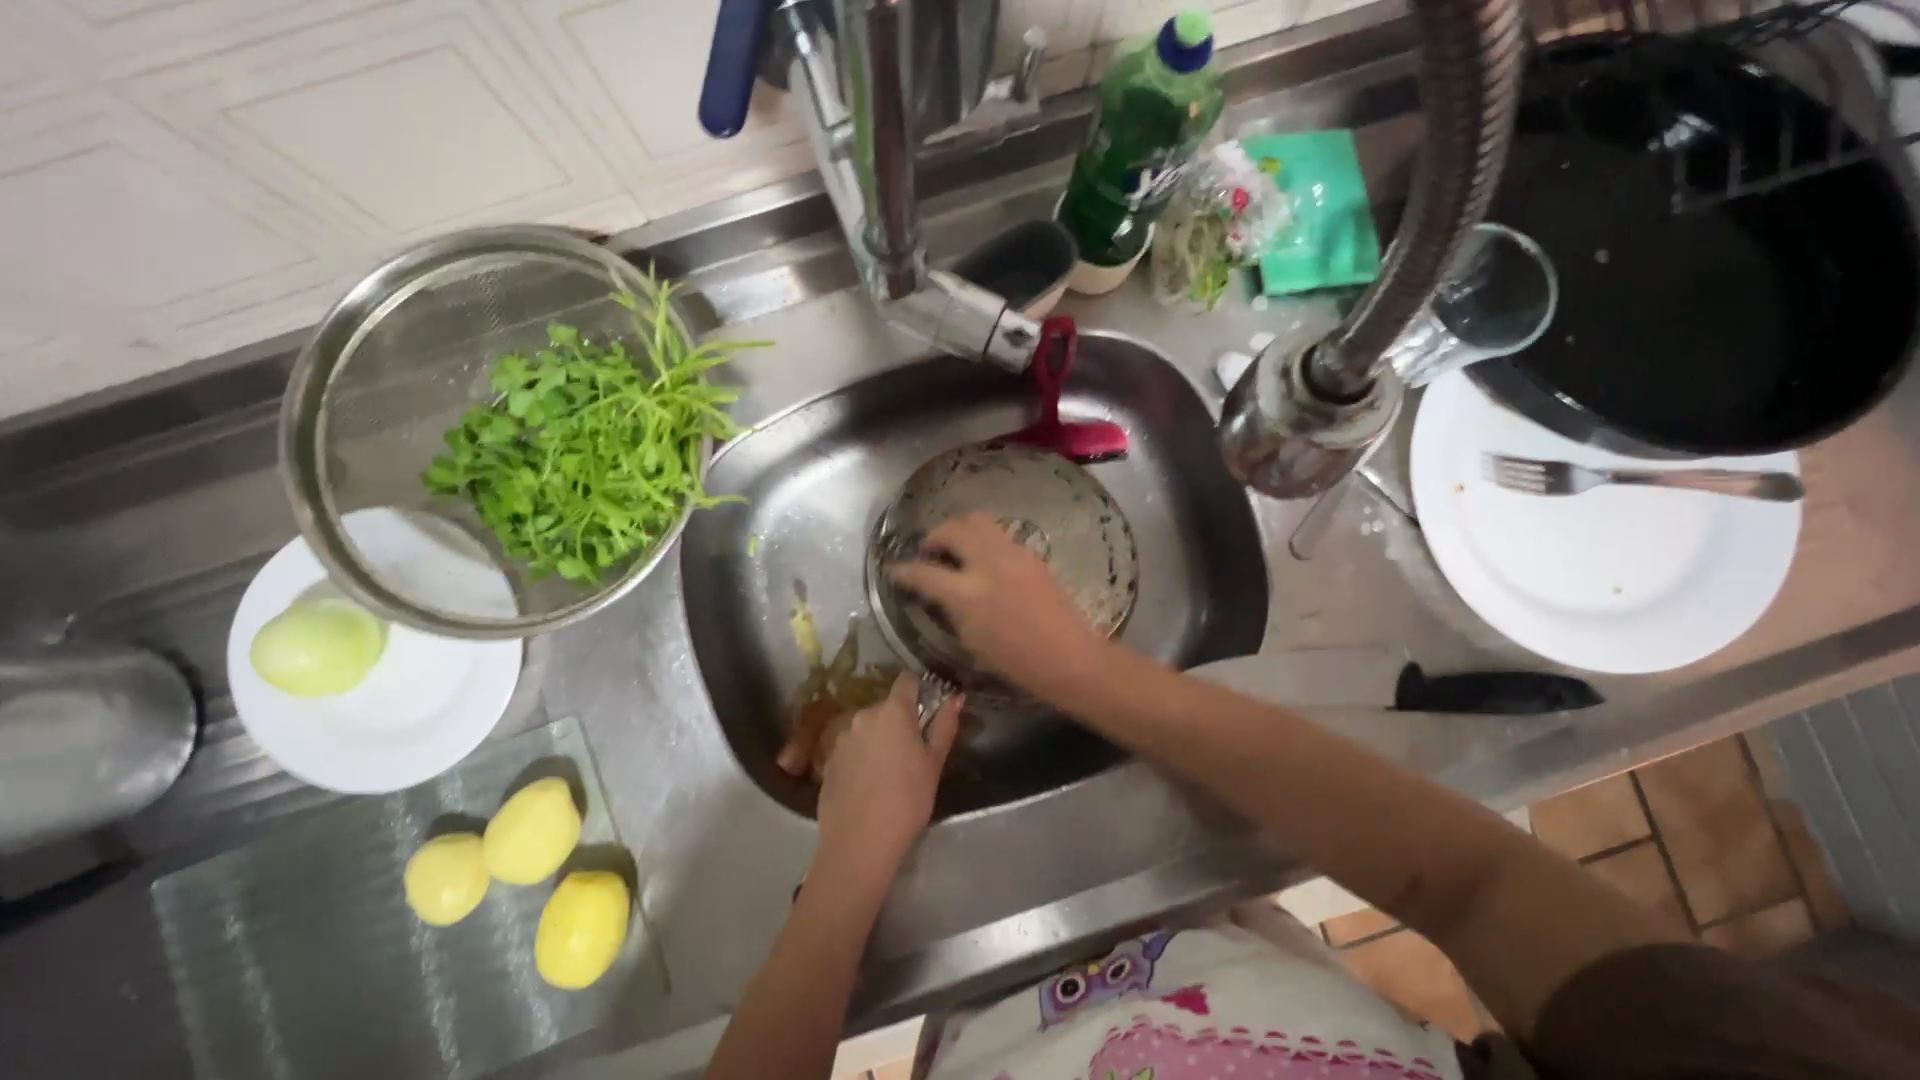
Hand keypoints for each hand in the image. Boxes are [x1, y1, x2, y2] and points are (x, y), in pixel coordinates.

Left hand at [815, 673, 962, 885]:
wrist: (860, 843)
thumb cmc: (907, 801)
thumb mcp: (934, 764)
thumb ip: (944, 726)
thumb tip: (956, 697)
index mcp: (892, 711)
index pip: (906, 681)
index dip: (919, 690)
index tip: (928, 711)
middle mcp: (862, 716)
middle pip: (886, 708)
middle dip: (899, 723)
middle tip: (913, 755)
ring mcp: (841, 738)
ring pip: (867, 730)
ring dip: (878, 741)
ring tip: (889, 775)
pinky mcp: (827, 761)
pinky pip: (851, 750)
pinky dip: (861, 759)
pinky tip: (868, 787)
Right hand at [887, 513, 1110, 700]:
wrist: (1068, 656)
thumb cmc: (1016, 661)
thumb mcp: (971, 641)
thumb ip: (951, 609)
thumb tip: (940, 593)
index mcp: (968, 594)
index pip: (924, 572)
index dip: (903, 571)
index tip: (894, 570)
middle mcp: (988, 564)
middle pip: (952, 528)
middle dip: (934, 536)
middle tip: (929, 552)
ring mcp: (1013, 554)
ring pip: (977, 520)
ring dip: (959, 529)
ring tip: (955, 549)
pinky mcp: (1030, 554)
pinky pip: (998, 535)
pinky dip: (982, 539)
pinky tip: (983, 560)